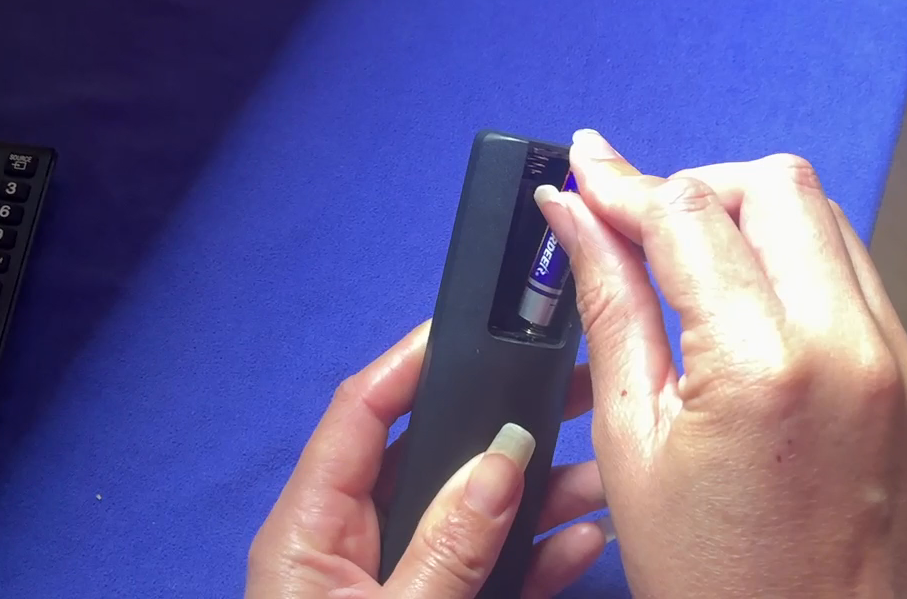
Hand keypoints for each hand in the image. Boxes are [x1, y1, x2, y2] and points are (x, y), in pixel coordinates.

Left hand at [247, 322, 610, 598]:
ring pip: (465, 516)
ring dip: (529, 497)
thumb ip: (446, 543)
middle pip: (426, 457)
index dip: (408, 363)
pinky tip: (580, 542)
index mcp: (311, 525)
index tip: (467, 331)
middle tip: (561, 395)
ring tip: (595, 474)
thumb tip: (503, 455)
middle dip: (495, 428)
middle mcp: (349, 539)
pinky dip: (530, 559)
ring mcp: (392, 580)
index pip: (359, 413)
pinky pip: (482, 574)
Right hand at [534, 131, 906, 598]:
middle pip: (774, 185)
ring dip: (742, 216)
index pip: (686, 212)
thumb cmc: (709, 577)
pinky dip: (786, 262)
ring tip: (682, 263)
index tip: (582, 164)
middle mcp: (856, 351)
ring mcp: (905, 369)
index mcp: (766, 366)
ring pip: (822, 218)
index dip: (620, 180)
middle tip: (635, 222)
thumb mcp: (628, 432)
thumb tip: (571, 213)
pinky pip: (851, 277)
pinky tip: (739, 307)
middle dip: (692, 185)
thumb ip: (605, 298)